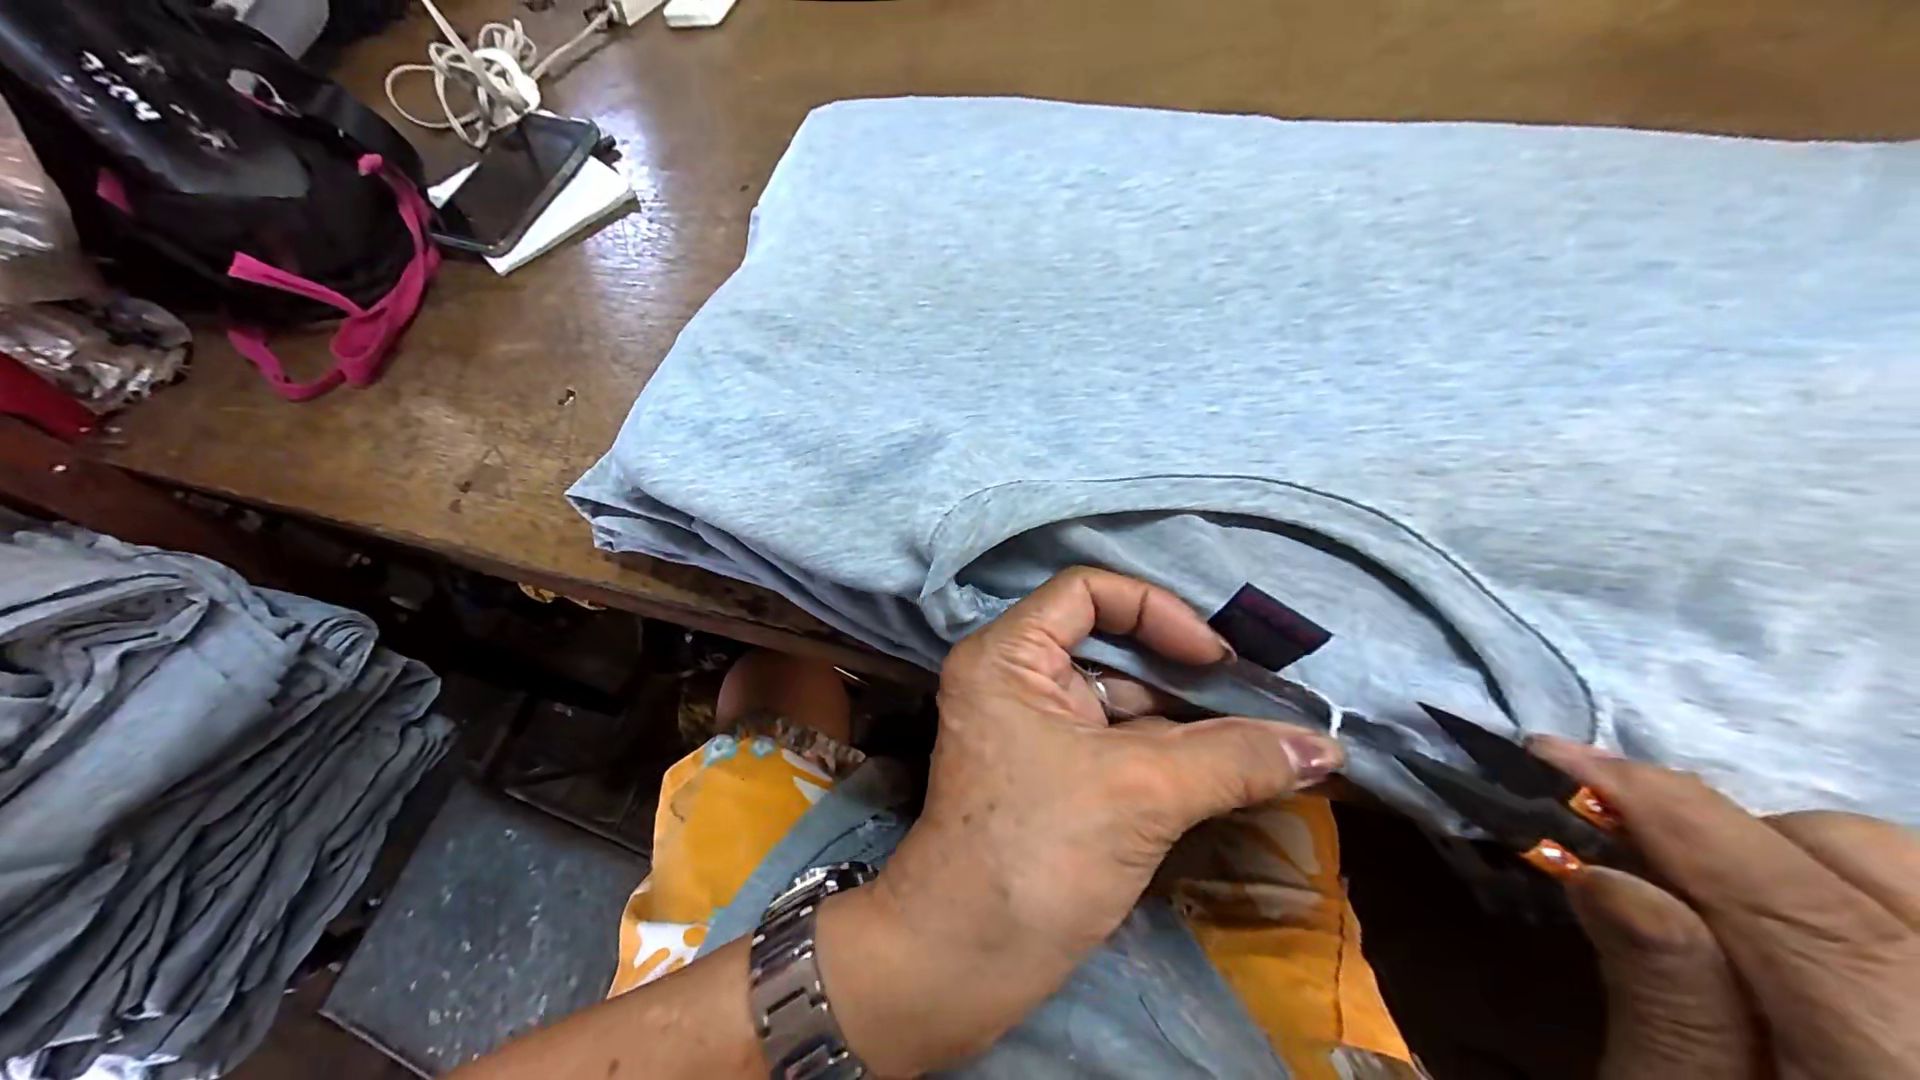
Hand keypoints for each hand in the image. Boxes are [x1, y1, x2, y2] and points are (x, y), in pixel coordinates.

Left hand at [817, 567, 1342, 1076]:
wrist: (962, 963)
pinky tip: (1224, 764)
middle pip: (1108, 643)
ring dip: (1183, 714)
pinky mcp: (1049, 769)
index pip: (1086, 592)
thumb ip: (1234, 758)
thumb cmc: (1037, 855)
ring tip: (1256, 733)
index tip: (1212, 658)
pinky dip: (1167, 748)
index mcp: (1006, 655)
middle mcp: (1013, 678)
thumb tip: (1326, 746)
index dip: (1155, 610)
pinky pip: (1114, 737)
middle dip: (1181, 668)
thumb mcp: (1142, 793)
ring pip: (1117, 695)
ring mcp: (1030, 725)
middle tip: (1252, 695)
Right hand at [1530, 738, 1919, 1079]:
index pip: (1788, 898)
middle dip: (1720, 829)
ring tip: (1707, 891)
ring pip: (1911, 869)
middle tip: (1618, 843)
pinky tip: (1791, 929)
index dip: (1658, 804)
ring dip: (1785, 856)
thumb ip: (1666, 1013)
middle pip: (1863, 855)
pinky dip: (1847, 890)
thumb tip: (1603, 874)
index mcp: (1907, 1067)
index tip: (1550, 755)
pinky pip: (1919, 905)